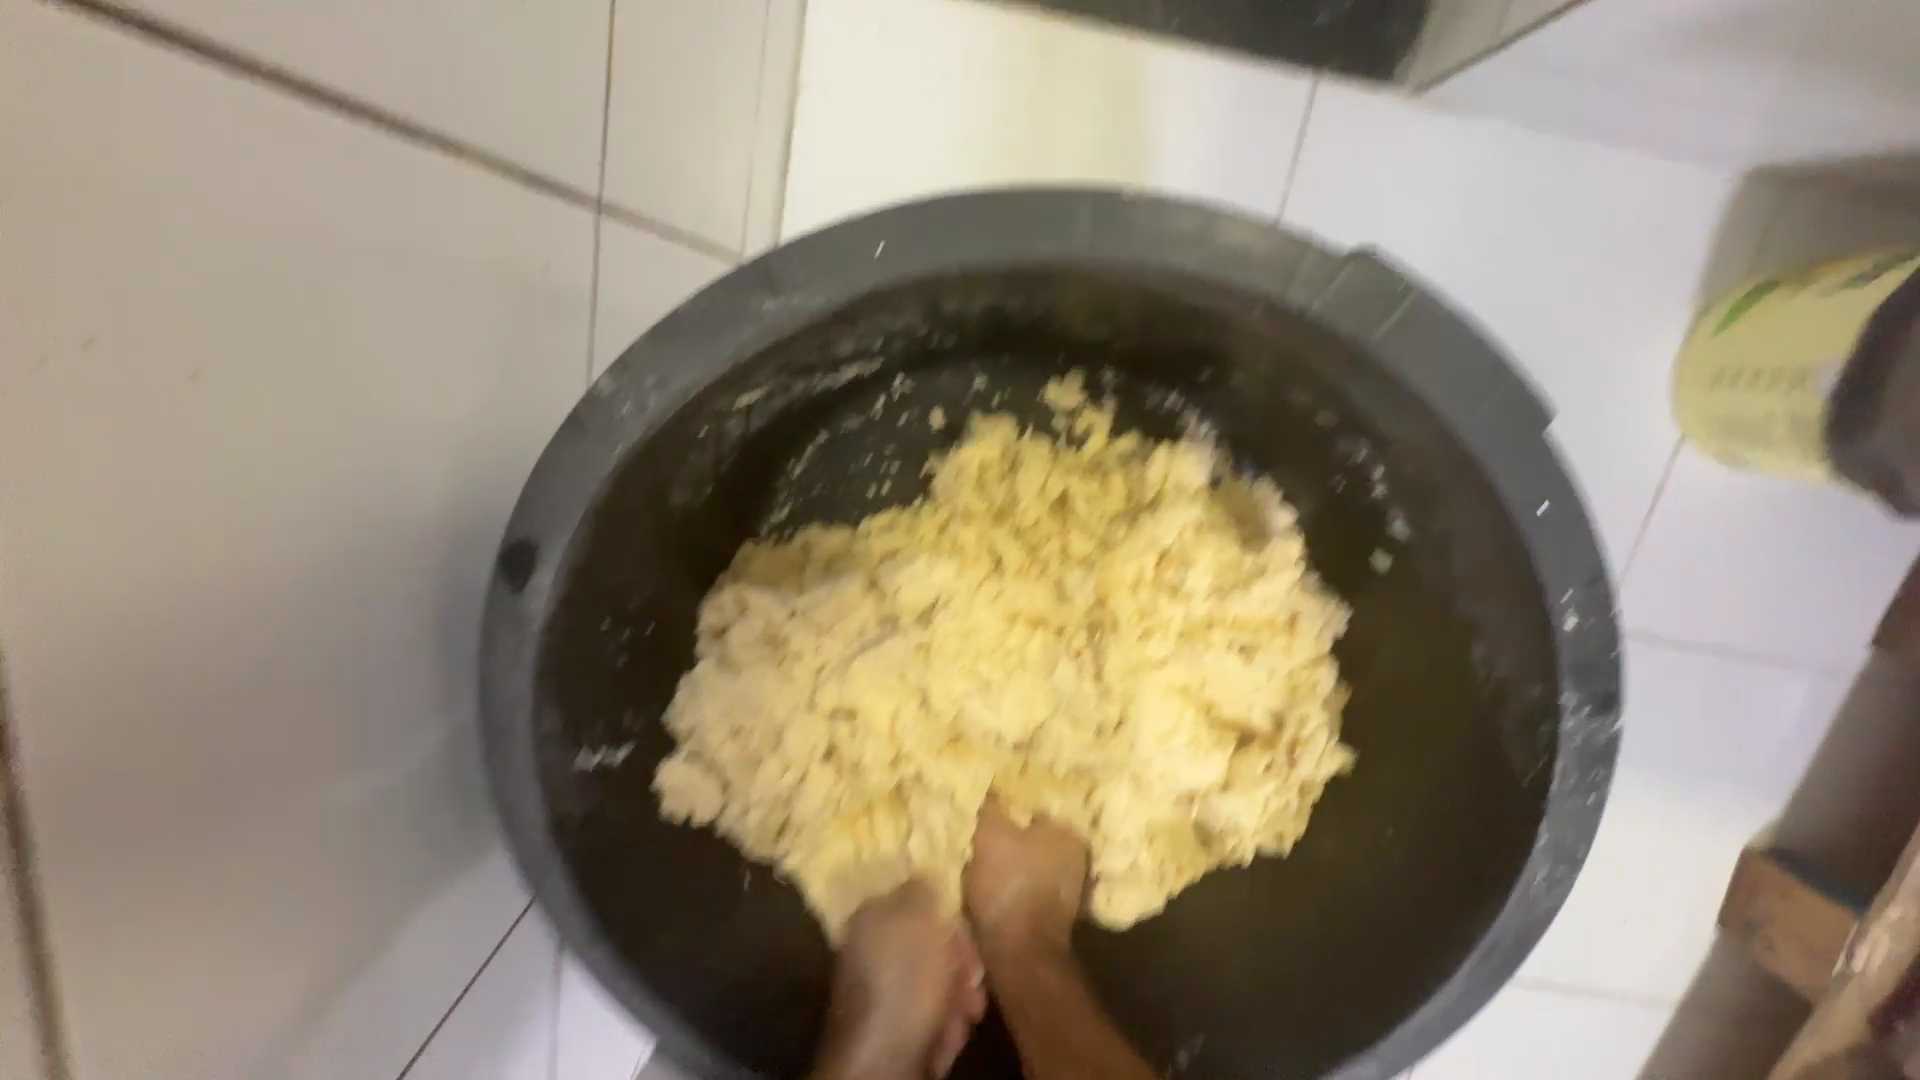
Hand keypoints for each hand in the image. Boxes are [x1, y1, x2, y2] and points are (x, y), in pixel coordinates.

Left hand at [816, 879, 986, 1079]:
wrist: (880, 1065)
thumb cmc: (903, 983)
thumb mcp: (917, 921)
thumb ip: (922, 890)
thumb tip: (925, 872)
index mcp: (872, 919)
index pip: (917, 902)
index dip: (948, 917)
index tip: (967, 933)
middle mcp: (872, 953)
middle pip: (930, 947)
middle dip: (959, 964)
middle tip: (972, 980)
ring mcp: (882, 994)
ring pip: (936, 985)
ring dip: (957, 999)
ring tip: (964, 1016)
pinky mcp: (894, 1031)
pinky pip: (930, 1018)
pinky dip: (944, 1027)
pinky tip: (948, 1037)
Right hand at [963, 800, 1088, 954]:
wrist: (1018, 954)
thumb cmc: (1008, 885)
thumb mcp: (991, 834)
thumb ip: (992, 805)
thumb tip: (991, 786)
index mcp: (1068, 830)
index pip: (1035, 802)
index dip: (1008, 801)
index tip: (985, 803)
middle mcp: (1075, 856)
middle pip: (1031, 831)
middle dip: (1007, 831)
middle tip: (978, 827)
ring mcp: (1066, 886)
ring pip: (1026, 859)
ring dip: (1006, 858)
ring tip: (977, 855)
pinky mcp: (1051, 911)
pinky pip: (1024, 883)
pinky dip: (1009, 881)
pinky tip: (988, 882)